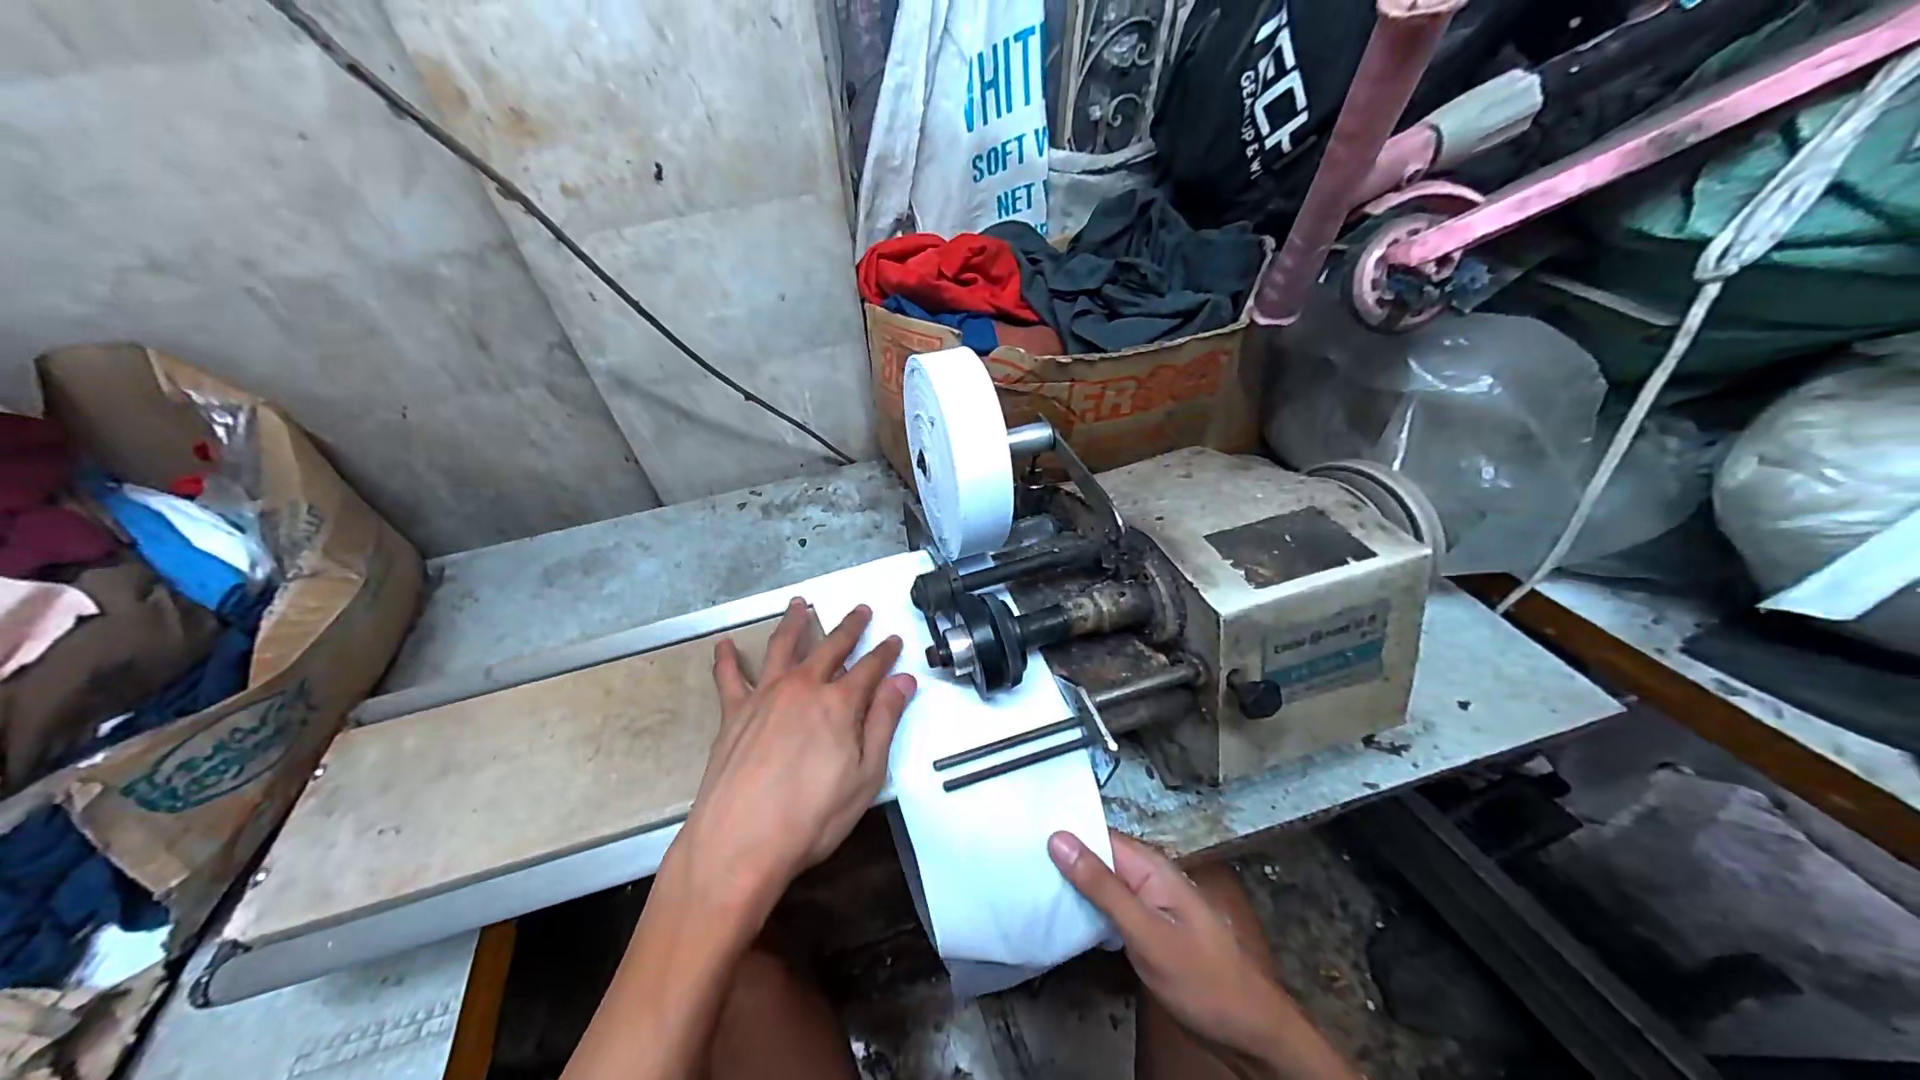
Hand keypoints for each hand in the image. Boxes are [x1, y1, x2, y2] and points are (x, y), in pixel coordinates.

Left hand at [671, 599, 915, 915]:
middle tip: (861, 611)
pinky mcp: (733, 713)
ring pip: (783, 646)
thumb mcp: (865, 775)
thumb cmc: (811, 817)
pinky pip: (729, 677)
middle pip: (831, 646)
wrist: (740, 842)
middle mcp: (802, 688)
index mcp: (839, 703)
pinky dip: (727, 658)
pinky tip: (725, 644)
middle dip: (849, 627)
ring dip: (795, 622)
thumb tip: (902, 682)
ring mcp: (764, 696)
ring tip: (800, 603)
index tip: (893, 640)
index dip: (885, 652)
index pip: (870, 667)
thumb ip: (884, 722)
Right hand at [1050, 830, 1356, 1078]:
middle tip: (1016, 859)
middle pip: (1096, 857)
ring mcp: (1145, 905)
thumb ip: (1103, 887)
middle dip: (1061, 858)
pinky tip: (1058, 915)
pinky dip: (1083, 909)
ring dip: (1069, 884)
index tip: (1023, 832)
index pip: (1099, 835)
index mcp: (1151, 868)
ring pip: (1098, 883)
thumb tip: (1060, 839)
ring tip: (1027, 882)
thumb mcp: (1147, 933)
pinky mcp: (1142, 929)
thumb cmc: (1203, 981)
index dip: (1064, 832)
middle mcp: (1147, 879)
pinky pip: (1105, 907)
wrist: (1246, 1032)